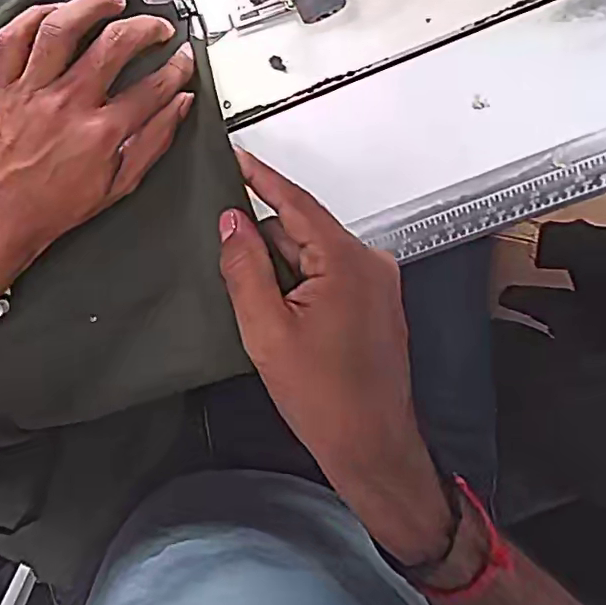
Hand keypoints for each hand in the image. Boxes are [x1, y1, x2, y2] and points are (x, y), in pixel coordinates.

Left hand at [0, 0, 196, 308]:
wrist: (3, 215)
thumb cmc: (55, 205)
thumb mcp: (119, 185)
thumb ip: (154, 142)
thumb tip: (179, 107)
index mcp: (100, 133)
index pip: (152, 86)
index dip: (176, 68)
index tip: (182, 60)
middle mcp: (67, 105)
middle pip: (113, 45)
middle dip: (146, 28)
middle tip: (157, 28)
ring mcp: (34, 92)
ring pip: (61, 29)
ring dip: (91, 6)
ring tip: (112, 2)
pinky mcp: (7, 88)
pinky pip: (13, 39)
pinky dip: (33, 16)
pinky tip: (56, 12)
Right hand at [216, 149, 451, 561]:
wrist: (372, 448)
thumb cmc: (325, 398)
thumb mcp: (265, 330)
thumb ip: (244, 266)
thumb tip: (231, 221)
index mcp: (347, 263)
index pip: (296, 202)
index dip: (261, 177)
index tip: (237, 156)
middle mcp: (369, 263)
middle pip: (300, 229)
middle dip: (262, 244)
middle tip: (230, 267)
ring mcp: (375, 282)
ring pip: (310, 252)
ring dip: (279, 268)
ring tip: (262, 311)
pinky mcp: (373, 299)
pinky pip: (325, 271)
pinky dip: (297, 281)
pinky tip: (280, 314)